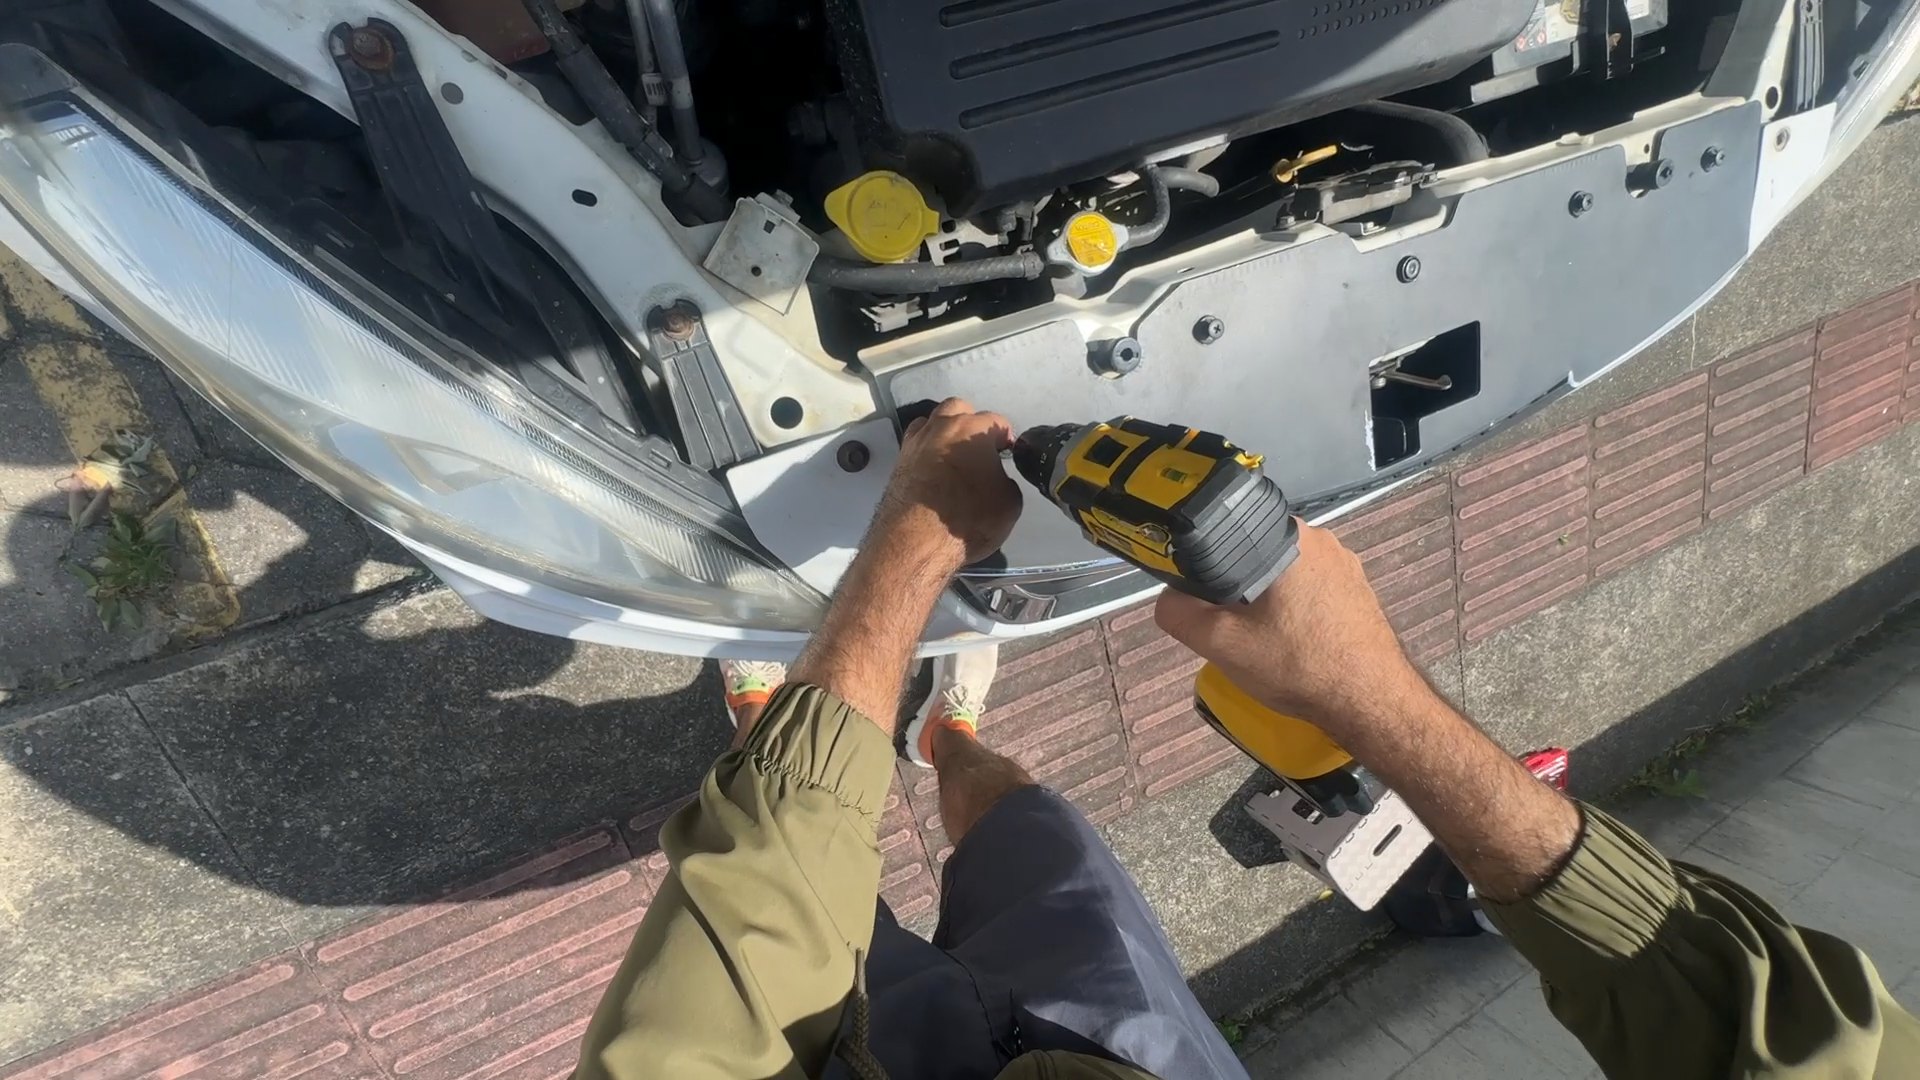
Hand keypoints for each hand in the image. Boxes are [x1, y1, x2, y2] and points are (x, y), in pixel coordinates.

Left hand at [867, 398, 1022, 571]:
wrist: (915, 543)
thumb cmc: (968, 520)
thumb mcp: (1009, 504)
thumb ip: (1006, 481)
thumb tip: (996, 478)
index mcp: (972, 430)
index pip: (996, 422)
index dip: (1006, 438)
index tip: (1008, 454)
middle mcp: (941, 427)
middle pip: (958, 410)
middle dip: (972, 423)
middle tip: (980, 450)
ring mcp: (915, 443)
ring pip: (932, 423)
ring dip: (945, 433)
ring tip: (954, 458)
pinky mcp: (897, 462)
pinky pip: (916, 446)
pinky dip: (927, 452)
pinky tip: (934, 471)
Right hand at [1152, 521, 1428, 736]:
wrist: (1372, 705)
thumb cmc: (1298, 665)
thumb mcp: (1219, 643)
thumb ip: (1177, 612)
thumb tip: (1167, 597)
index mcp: (1288, 536)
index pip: (1226, 531)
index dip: (1204, 563)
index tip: (1200, 595)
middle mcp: (1320, 540)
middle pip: (1252, 553)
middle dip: (1233, 585)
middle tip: (1228, 623)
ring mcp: (1345, 565)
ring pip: (1279, 572)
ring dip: (1263, 598)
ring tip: (1259, 636)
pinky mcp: (1357, 591)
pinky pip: (1307, 589)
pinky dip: (1290, 609)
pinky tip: (1289, 641)